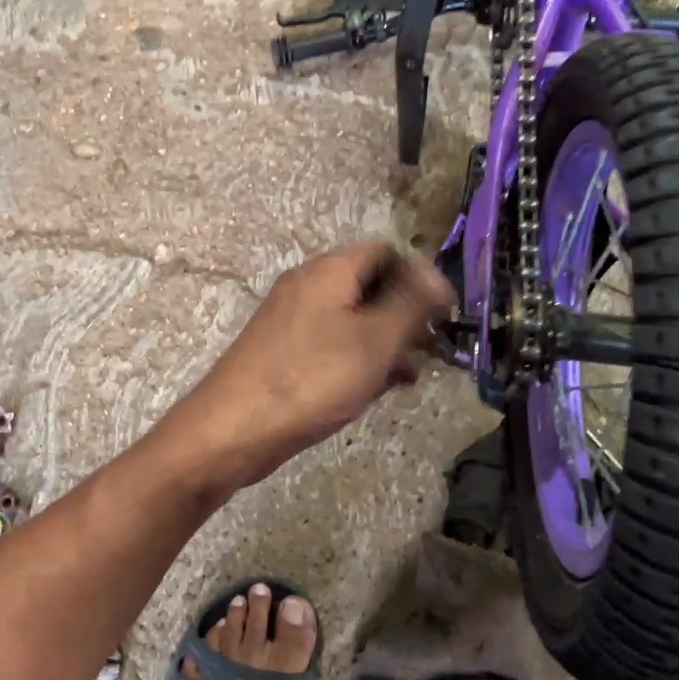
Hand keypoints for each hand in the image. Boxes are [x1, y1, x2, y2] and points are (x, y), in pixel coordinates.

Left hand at [163, 243, 453, 489]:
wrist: (234, 427)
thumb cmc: (312, 378)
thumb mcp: (374, 340)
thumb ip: (410, 302)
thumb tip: (436, 272)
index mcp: (329, 270)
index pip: (385, 252)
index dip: (419, 276)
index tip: (443, 314)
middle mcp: (308, 284)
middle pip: (368, 284)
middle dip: (403, 312)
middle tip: (431, 348)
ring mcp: (293, 317)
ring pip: (352, 317)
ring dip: (384, 340)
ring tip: (408, 374)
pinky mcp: (284, 349)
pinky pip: (332, 341)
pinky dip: (358, 357)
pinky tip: (375, 388)